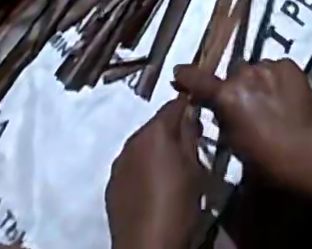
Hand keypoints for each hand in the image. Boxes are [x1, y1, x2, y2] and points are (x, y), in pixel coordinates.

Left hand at [106, 98, 202, 248]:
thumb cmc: (178, 207)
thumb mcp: (196, 169)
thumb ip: (191, 134)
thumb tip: (190, 112)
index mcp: (155, 131)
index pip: (175, 104)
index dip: (189, 107)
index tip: (200, 118)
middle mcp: (133, 140)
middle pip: (157, 124)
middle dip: (172, 132)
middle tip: (189, 150)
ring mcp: (119, 163)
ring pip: (143, 144)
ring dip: (156, 150)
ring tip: (170, 172)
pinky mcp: (111, 184)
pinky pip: (131, 165)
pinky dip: (142, 168)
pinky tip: (152, 188)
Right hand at [173, 60, 311, 176]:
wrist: (306, 147)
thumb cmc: (266, 155)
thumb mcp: (235, 143)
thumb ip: (223, 120)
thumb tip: (218, 109)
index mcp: (227, 95)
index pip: (199, 80)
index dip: (186, 76)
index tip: (179, 72)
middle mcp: (244, 73)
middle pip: (234, 74)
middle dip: (236, 85)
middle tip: (247, 105)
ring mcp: (267, 66)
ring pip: (256, 70)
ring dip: (258, 82)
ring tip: (271, 102)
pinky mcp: (288, 64)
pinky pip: (275, 68)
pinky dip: (276, 79)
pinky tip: (285, 96)